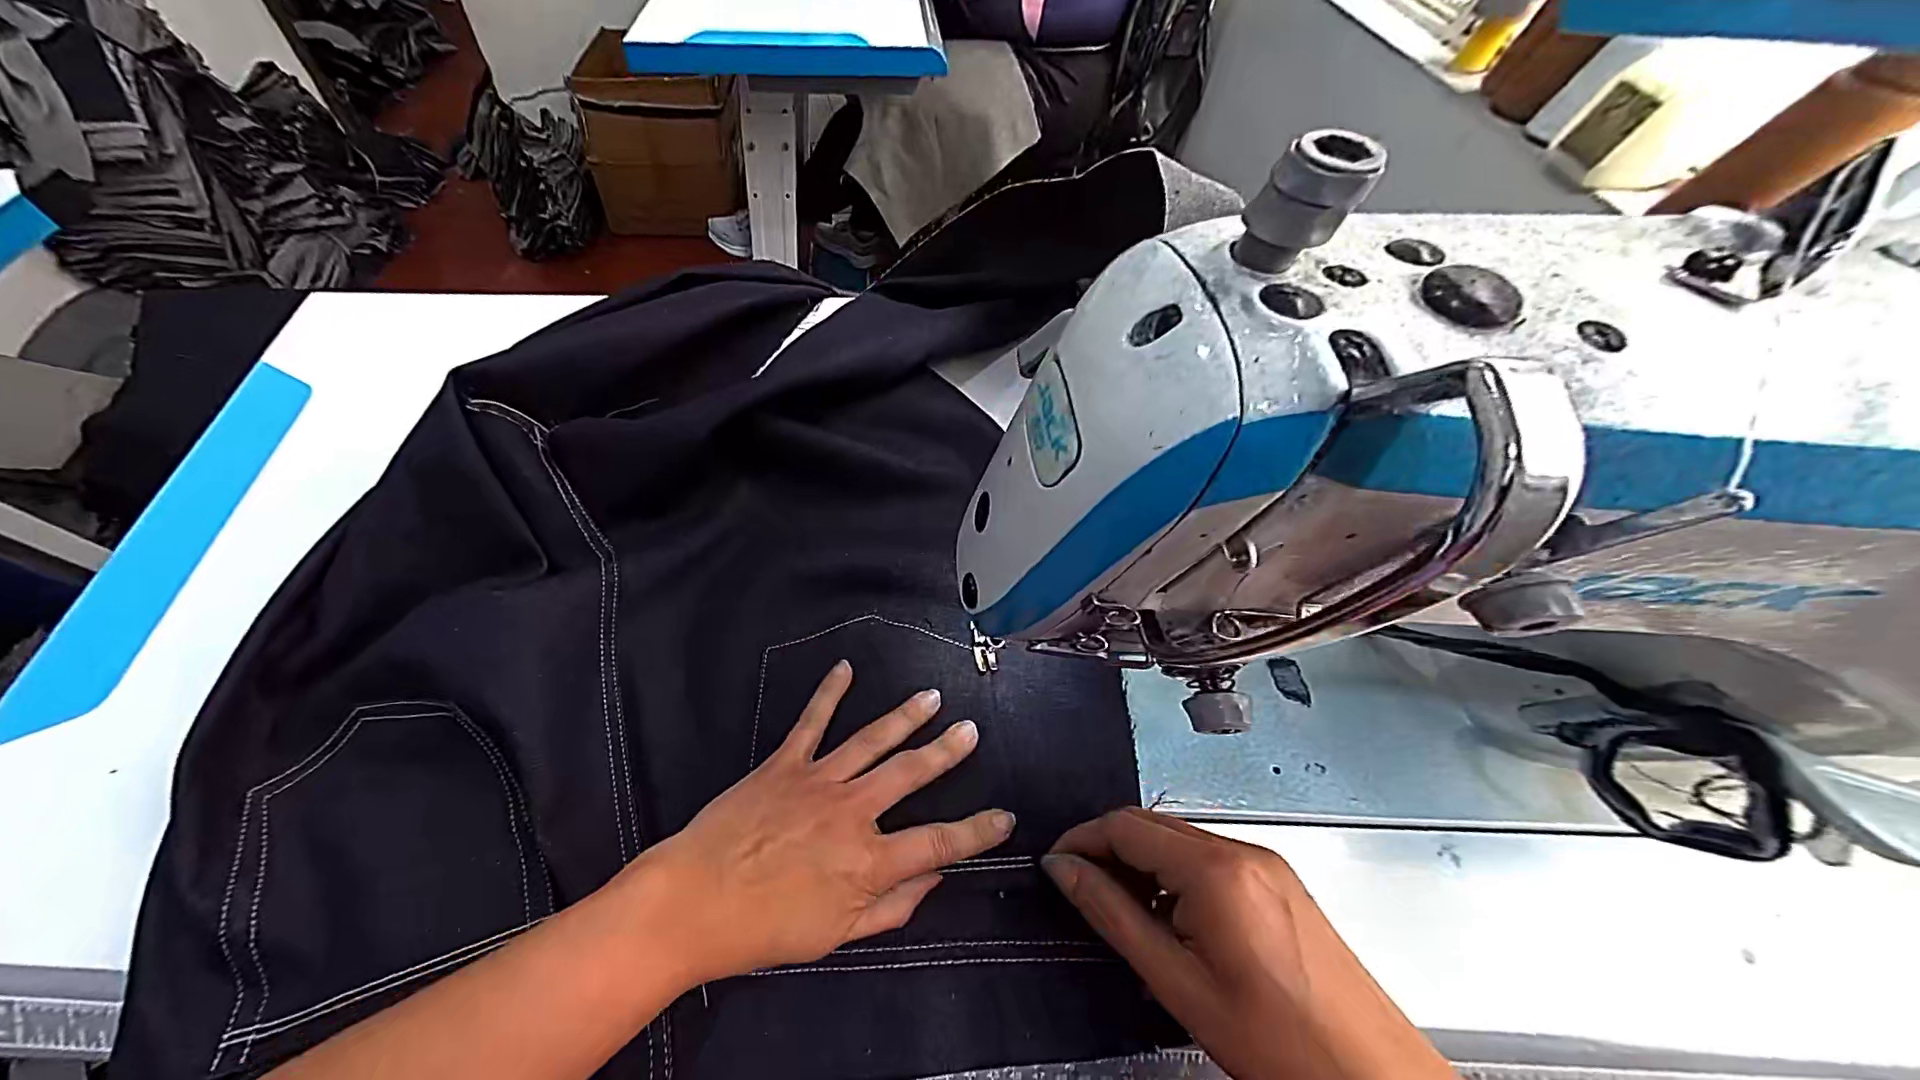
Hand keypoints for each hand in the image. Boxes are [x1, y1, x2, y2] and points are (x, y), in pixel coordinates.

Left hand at [625, 660, 1014, 983]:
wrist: (693, 903)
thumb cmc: (765, 928)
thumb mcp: (837, 935)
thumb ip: (892, 908)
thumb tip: (932, 880)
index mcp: (869, 861)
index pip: (939, 843)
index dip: (978, 832)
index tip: (1004, 817)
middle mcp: (853, 811)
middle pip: (911, 774)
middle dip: (946, 752)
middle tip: (970, 730)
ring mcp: (819, 781)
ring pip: (872, 740)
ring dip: (905, 717)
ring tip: (931, 698)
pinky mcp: (785, 764)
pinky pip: (812, 722)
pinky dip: (829, 693)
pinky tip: (844, 669)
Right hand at [1043, 808, 1452, 1079]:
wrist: (1374, 1079)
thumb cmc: (1283, 1044)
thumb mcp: (1177, 982)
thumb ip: (1112, 915)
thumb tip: (1065, 872)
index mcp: (1216, 869)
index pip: (1125, 825)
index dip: (1082, 839)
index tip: (1056, 864)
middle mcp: (1244, 851)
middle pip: (1152, 824)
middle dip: (1107, 847)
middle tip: (1079, 886)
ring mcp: (1266, 863)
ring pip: (1179, 840)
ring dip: (1140, 862)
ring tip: (1120, 910)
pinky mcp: (1278, 880)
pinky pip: (1209, 858)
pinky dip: (1174, 874)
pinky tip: (1168, 917)